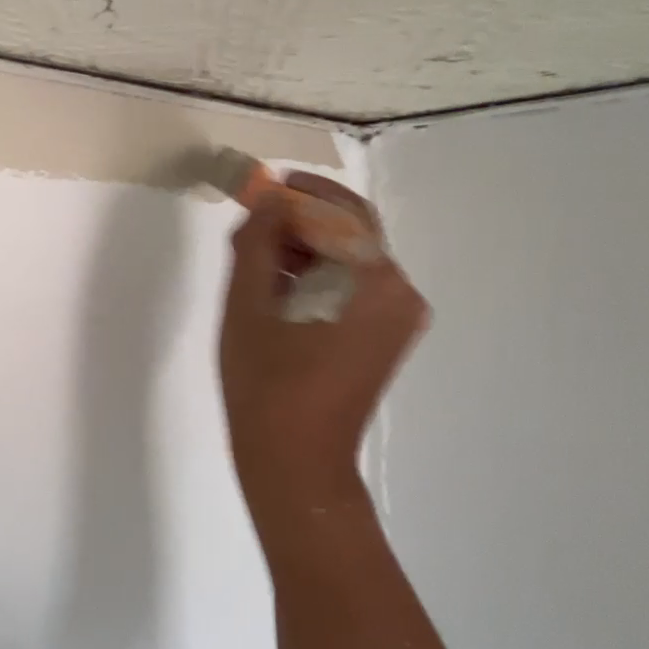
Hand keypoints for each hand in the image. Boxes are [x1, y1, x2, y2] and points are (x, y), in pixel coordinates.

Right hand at [219, 174, 428, 518]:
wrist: (294, 461)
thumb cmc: (265, 382)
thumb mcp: (247, 304)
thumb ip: (258, 243)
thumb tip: (270, 199)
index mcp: (373, 280)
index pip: (343, 211)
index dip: (302, 192)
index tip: (262, 186)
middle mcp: (400, 293)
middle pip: (350, 235)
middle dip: (300, 222)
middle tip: (250, 227)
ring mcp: (397, 319)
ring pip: (349, 262)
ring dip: (305, 252)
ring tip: (255, 265)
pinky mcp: (386, 339)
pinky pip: (352, 289)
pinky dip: (317, 280)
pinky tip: (277, 295)